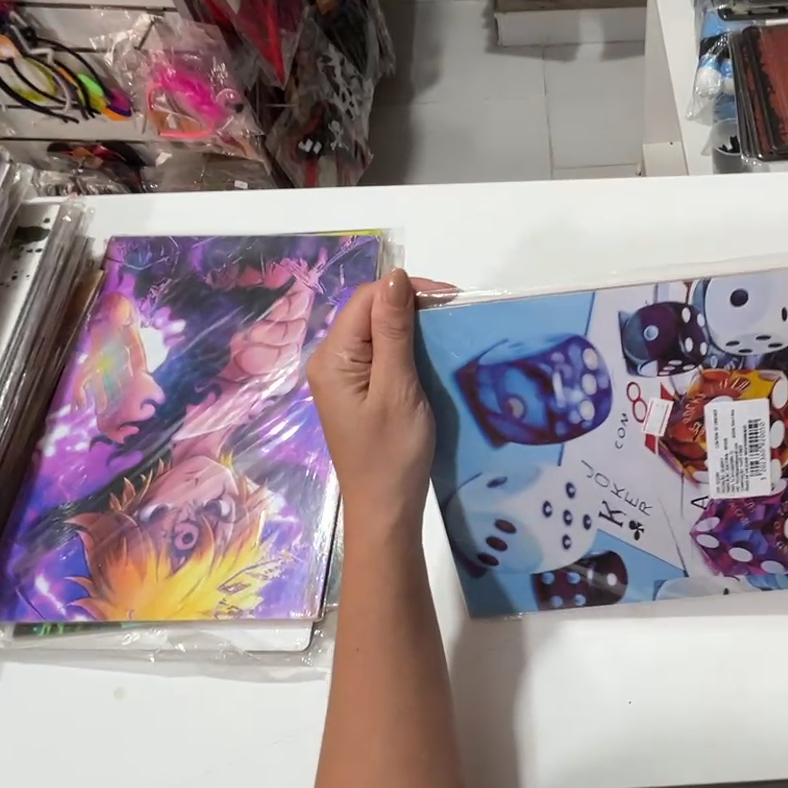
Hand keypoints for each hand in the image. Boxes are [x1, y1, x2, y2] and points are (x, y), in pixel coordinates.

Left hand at [307, 269, 443, 526]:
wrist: (386, 510)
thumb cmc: (393, 454)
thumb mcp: (398, 388)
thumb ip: (393, 331)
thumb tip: (395, 276)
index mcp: (333, 357)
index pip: (367, 300)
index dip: (407, 290)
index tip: (453, 299)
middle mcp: (331, 361)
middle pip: (370, 312)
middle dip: (412, 306)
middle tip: (457, 314)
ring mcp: (344, 378)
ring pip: (378, 332)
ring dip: (413, 326)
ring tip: (450, 331)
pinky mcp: (360, 392)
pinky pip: (382, 355)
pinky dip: (408, 348)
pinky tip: (432, 354)